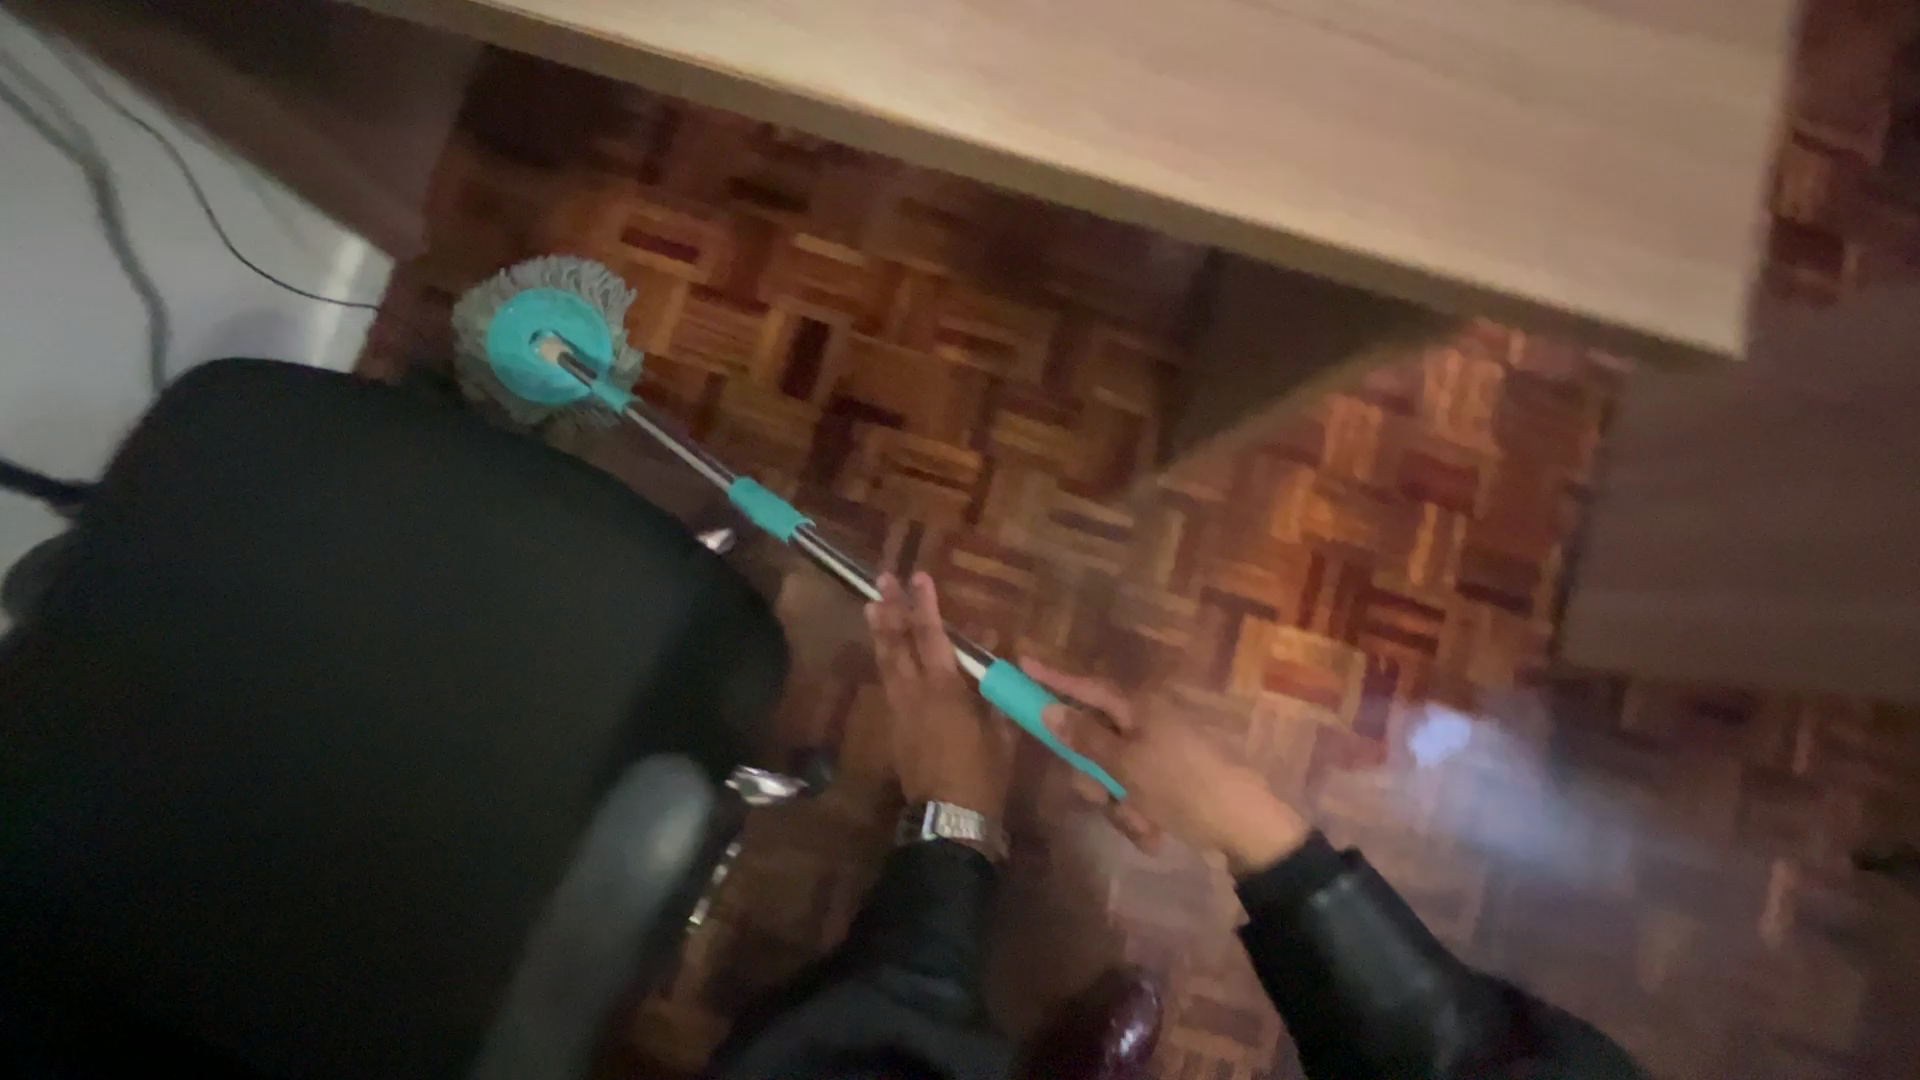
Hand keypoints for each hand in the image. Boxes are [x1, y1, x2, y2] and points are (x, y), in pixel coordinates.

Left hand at [867, 572, 1012, 816]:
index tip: (918, 577)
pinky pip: (887, 683)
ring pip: (885, 661)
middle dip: (891, 608)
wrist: (949, 818)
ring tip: (872, 605)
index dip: (924, 605)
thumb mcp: (1000, 731)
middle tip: (882, 579)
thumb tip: (992, 660)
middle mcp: (915, 692)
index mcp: (944, 689)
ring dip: (880, 631)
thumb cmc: (983, 774)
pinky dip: (885, 660)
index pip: (931, 637)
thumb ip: (993, 693)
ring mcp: (899, 709)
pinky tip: (885, 652)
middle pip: (897, 643)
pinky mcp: (893, 726)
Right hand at [1021, 659, 1310, 873]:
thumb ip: (1085, 738)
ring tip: (1144, 825)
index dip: (1052, 677)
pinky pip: (1136, 794)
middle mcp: (1146, 723)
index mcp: (1138, 707)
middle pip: (1093, 741)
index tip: (1021, 663)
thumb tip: (1048, 709)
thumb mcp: (1126, 764)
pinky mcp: (1170, 781)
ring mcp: (1159, 752)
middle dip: (1093, 776)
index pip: (1084, 686)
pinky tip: (1157, 833)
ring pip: (1112, 774)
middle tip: (1102, 797)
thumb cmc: (1183, 786)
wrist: (1247, 828)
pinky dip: (1140, 815)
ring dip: (1120, 805)